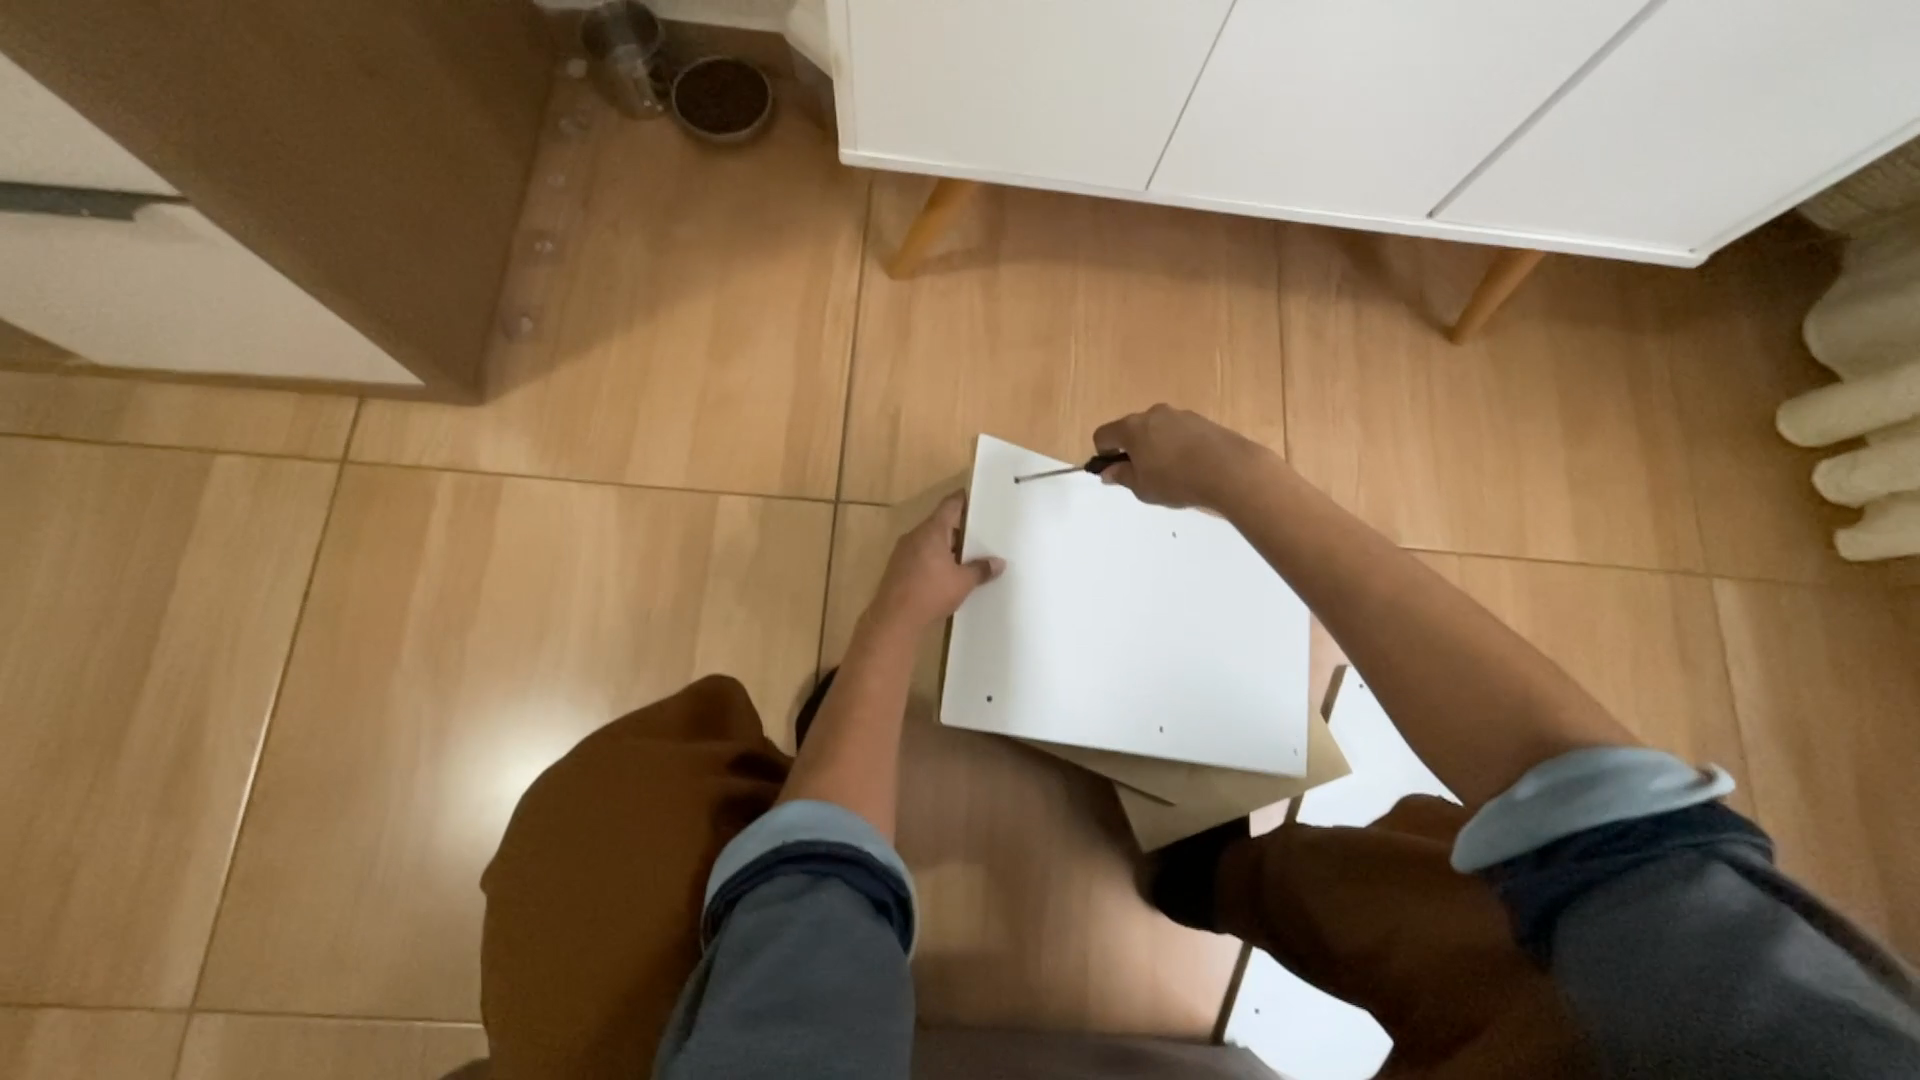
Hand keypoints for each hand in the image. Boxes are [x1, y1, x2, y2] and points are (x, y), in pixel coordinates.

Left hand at [866, 491, 1004, 632]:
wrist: (894, 618)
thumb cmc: (931, 593)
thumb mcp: (963, 582)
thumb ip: (981, 569)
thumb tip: (998, 563)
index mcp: (932, 531)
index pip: (950, 505)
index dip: (964, 500)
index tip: (978, 500)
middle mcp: (915, 535)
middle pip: (940, 523)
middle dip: (959, 529)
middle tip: (980, 535)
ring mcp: (903, 551)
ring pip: (929, 540)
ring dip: (947, 546)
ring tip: (967, 557)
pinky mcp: (897, 567)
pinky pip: (920, 554)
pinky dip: (934, 558)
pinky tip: (946, 573)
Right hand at [1092, 404, 1271, 509]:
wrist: (1230, 470)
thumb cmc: (1177, 481)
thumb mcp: (1142, 488)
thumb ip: (1122, 476)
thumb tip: (1108, 471)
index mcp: (1131, 428)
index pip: (1103, 435)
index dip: (1104, 453)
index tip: (1117, 471)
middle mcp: (1152, 414)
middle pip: (1131, 429)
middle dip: (1132, 449)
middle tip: (1145, 475)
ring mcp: (1179, 414)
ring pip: (1156, 429)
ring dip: (1155, 446)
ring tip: (1172, 472)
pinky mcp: (1201, 420)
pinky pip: (1178, 431)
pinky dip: (1177, 445)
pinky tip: (1191, 465)